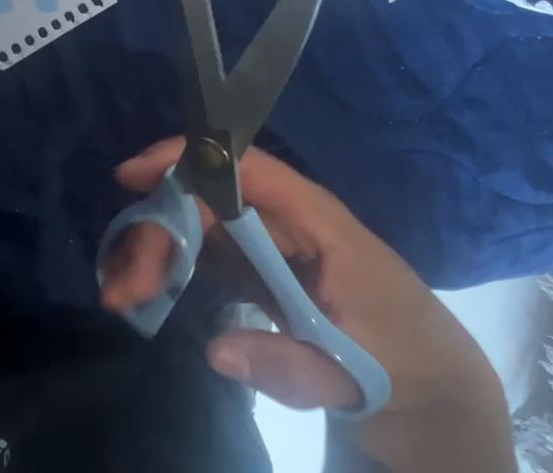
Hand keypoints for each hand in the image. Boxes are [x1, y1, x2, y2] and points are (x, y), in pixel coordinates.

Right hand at [102, 139, 501, 417]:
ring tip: (120, 294)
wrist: (432, 391)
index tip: (131, 176)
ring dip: (151, 249)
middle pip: (203, 200)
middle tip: (121, 286)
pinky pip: (199, 248)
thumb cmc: (407, 367)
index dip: (186, 162)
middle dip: (155, 231)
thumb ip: (293, 366)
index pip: (248, 170)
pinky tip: (140, 291)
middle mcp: (286, 222)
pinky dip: (164, 265)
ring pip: (194, 222)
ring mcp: (268, 243)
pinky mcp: (255, 267)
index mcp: (320, 225)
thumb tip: (214, 349)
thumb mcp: (359, 378)